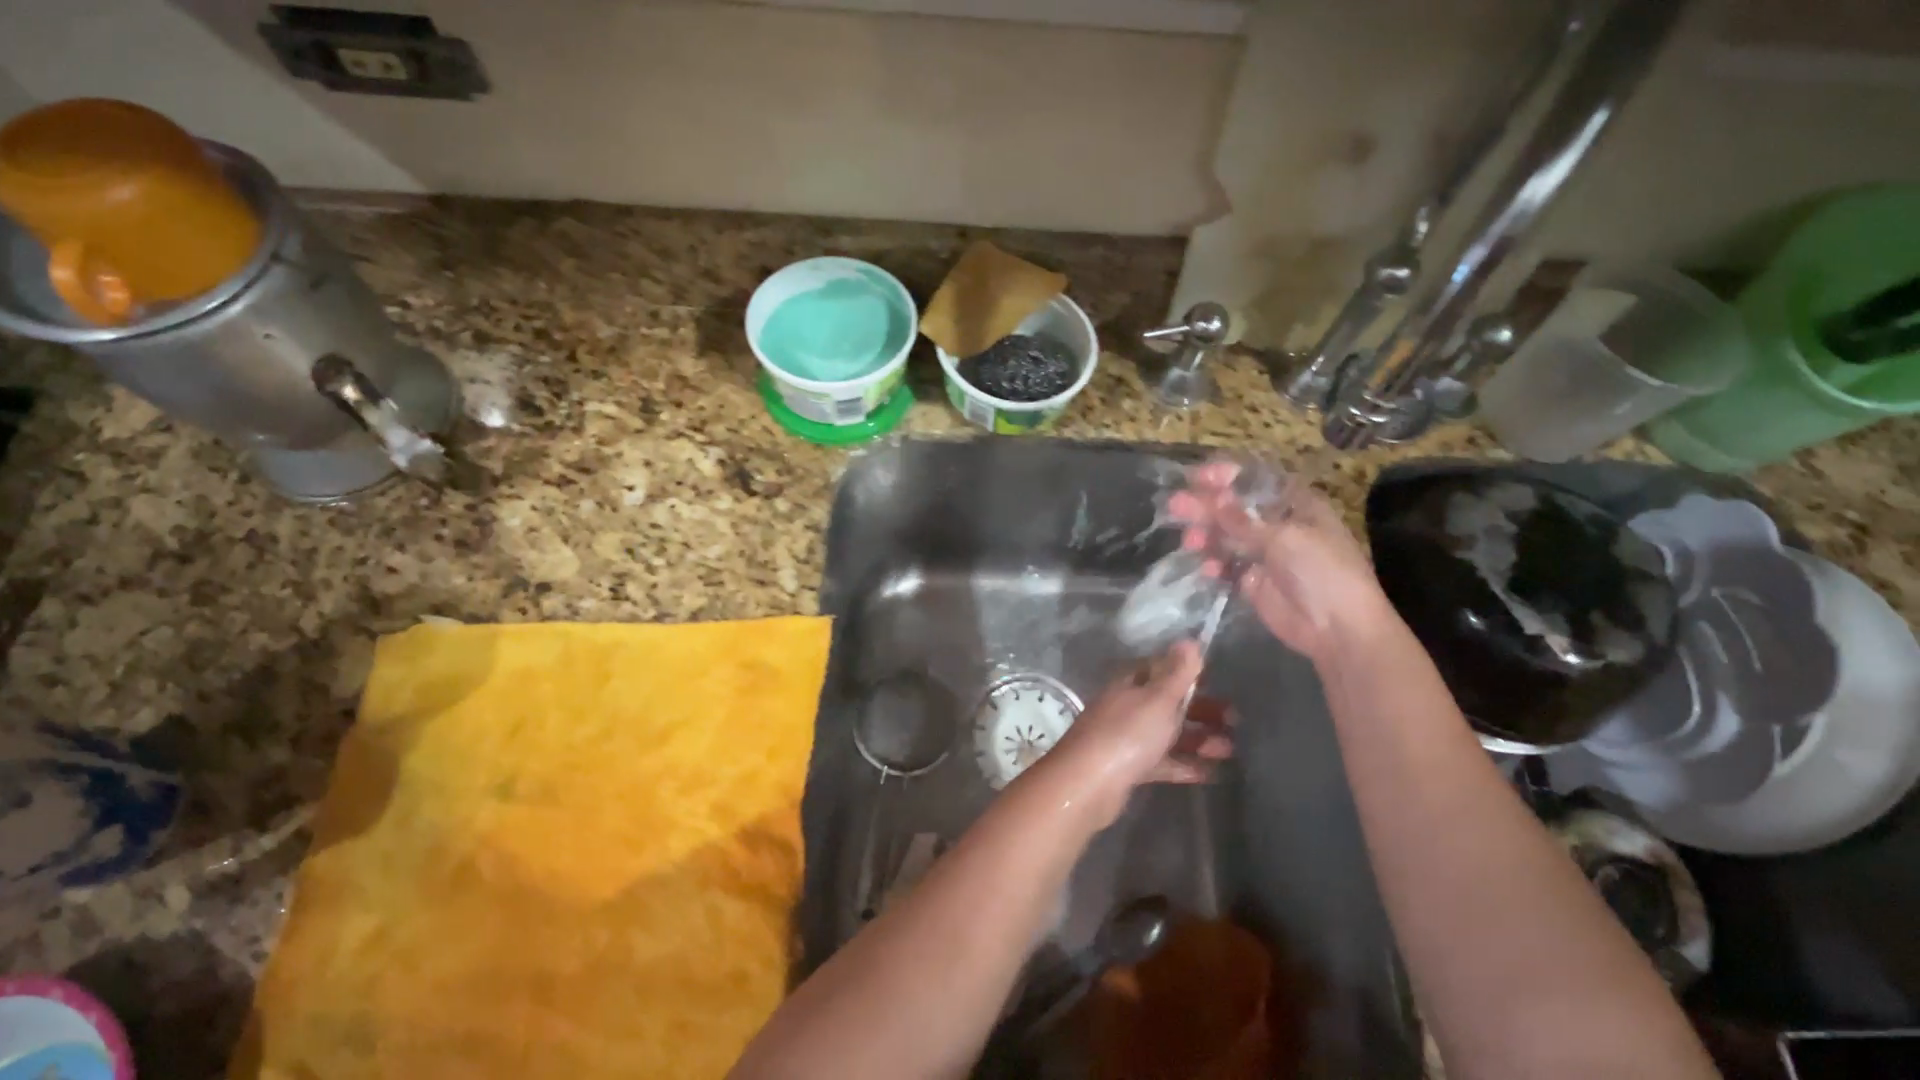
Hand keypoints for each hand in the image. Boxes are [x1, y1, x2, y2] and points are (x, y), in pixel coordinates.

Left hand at [1042, 643, 1232, 827]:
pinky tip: (1211, 774)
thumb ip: (1177, 672)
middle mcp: (1125, 707)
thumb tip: (1189, 640)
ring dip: (1198, 739)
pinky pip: (1162, 762)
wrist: (1088, 784)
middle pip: (1167, 704)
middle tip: (1235, 721)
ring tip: (1229, 750)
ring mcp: (1125, 739)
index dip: (1187, 673)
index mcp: (1130, 684)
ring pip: (1167, 734)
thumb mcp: (1158, 698)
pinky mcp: (1127, 769)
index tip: (1216, 681)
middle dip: (1200, 710)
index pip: (1160, 669)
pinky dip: (1184, 765)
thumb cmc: (1128, 734)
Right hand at [1167, 460, 1392, 661]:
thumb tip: (1213, 498)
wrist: (1338, 629)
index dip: (1226, 477)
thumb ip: (1244, 520)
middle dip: (1206, 506)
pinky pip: (1226, 566)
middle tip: (1175, 506)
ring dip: (1205, 534)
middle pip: (1235, 509)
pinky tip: (1205, 566)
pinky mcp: (1253, 582)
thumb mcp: (1285, 538)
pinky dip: (1213, 564)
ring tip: (1189, 541)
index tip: (1198, 478)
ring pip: (1226, 537)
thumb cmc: (1323, 572)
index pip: (1255, 482)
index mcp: (1296, 505)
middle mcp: (1278, 525)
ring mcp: (1265, 555)